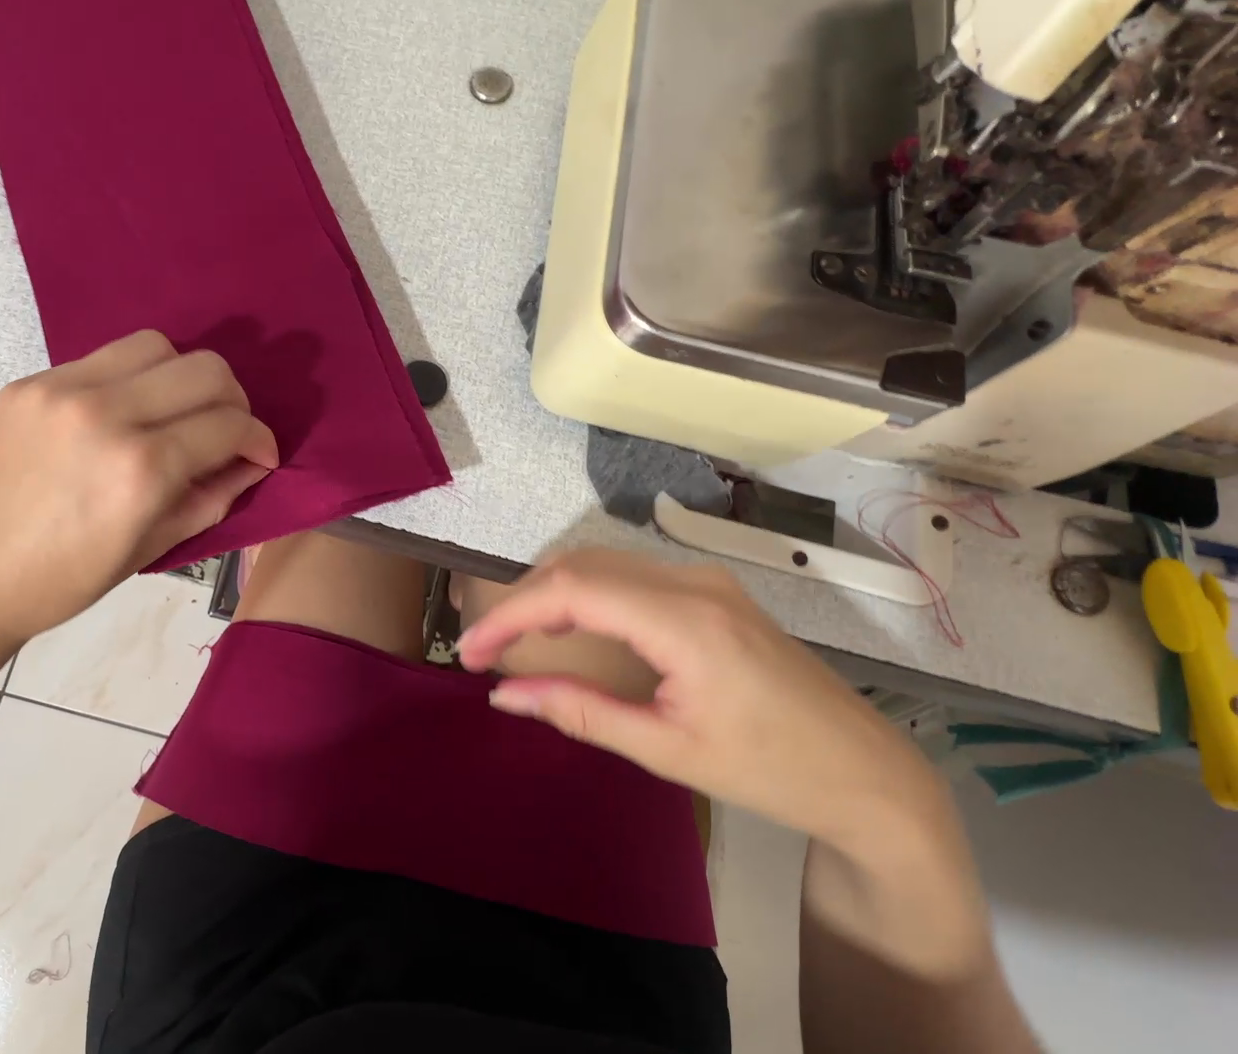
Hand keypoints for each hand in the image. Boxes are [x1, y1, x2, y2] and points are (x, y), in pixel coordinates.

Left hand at [0, 330, 277, 652]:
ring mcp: (61, 390)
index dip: (258, 439)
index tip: (259, 456)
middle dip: (232, 400)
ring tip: (174, 414)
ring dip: (182, 376)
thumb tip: (248, 465)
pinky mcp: (27, 383)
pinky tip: (120, 416)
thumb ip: (209, 499)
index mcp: (141, 469)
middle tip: (225, 433)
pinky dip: (130, 380)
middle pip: (205, 368)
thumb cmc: (59, 585)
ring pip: (155, 346)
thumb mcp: (148, 551)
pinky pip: (101, 360)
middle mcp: (106, 414)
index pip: (229, 423)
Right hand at [457, 549, 949, 850]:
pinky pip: (630, 575)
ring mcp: (708, 582)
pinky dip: (585, 592)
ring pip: (603, 563)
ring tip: (515, 639)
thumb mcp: (666, 751)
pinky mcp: (714, 593)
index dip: (509, 616)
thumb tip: (503, 695)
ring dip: (550, 592)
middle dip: (521, 601)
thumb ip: (579, 712)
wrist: (868, 775)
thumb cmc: (770, 772)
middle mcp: (694, 584)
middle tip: (484, 649)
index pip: (572, 592)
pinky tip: (570, 626)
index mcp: (686, 622)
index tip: (470, 653)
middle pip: (581, 566)